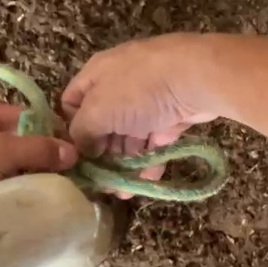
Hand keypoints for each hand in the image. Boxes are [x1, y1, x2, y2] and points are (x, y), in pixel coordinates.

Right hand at [60, 35, 225, 173]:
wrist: (197, 78)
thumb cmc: (138, 90)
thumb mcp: (98, 111)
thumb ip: (82, 132)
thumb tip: (84, 149)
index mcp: (97, 74)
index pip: (72, 102)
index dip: (70, 129)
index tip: (74, 156)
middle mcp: (121, 84)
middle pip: (103, 123)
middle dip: (100, 153)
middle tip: (99, 182)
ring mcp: (149, 100)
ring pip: (130, 135)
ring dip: (124, 163)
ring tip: (120, 192)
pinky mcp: (173, 115)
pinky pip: (155, 142)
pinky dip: (149, 162)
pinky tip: (143, 185)